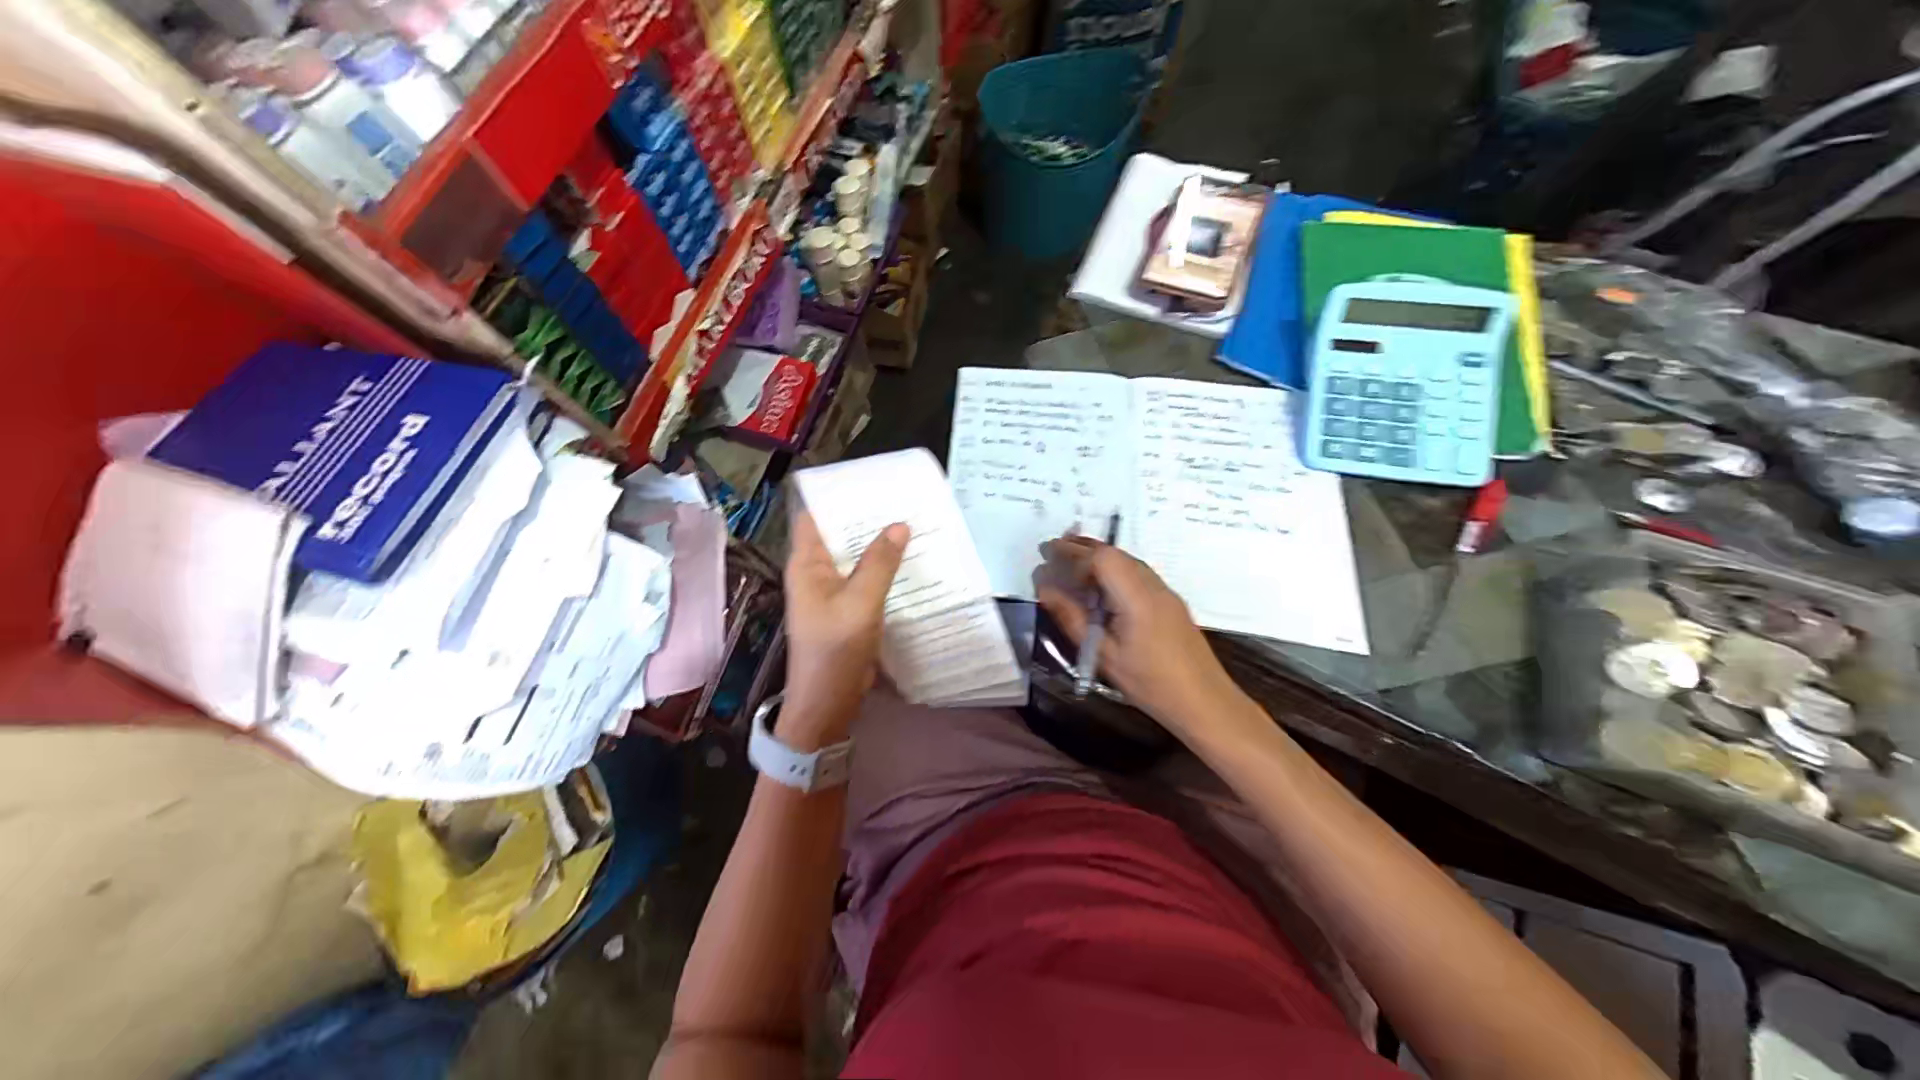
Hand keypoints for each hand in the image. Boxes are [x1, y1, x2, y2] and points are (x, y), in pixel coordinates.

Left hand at [781, 511, 907, 746]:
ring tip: (913, 524)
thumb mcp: (861, 602)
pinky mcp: (847, 609)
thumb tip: (899, 524)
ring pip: (856, 559)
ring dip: (879, 546)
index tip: (868, 483)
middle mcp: (816, 573)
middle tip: (903, 501)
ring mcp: (831, 592)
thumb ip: (879, 563)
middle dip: (867, 520)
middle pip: (839, 536)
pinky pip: (865, 580)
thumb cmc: (836, 648)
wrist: (828, 702)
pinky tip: (910, 562)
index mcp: (807, 565)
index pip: (813, 517)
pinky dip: (884, 570)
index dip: (836, 497)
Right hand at [1036, 535, 1242, 734]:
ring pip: (1127, 561)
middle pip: (1115, 553)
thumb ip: (1072, 618)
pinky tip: (1098, 586)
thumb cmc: (1150, 684)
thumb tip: (1045, 589)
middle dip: (1082, 548)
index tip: (1048, 561)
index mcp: (1137, 597)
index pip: (1102, 558)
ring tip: (1068, 564)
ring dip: (1097, 558)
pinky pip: (1136, 573)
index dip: (1073, 556)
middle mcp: (1153, 585)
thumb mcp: (1103, 655)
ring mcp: (1165, 591)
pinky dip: (1112, 571)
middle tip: (1050, 551)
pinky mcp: (1169, 601)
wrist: (1205, 702)